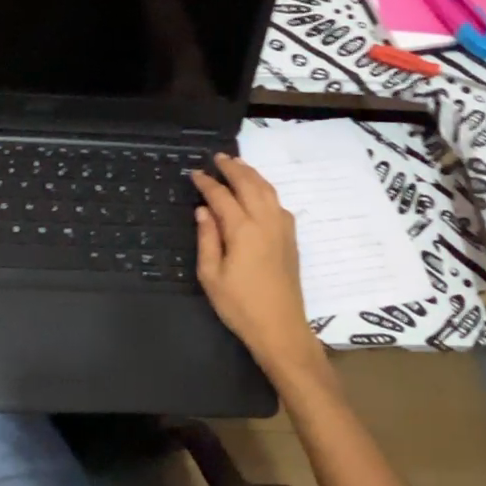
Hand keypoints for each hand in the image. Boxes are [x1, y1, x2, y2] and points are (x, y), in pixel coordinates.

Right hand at [192, 154, 322, 371]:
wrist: (280, 328)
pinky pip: (278, 203)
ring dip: (252, 174)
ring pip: (268, 190)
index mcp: (242, 230)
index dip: (207, 183)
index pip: (222, 196)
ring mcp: (282, 228)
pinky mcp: (291, 238)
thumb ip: (207, 239)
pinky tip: (259, 192)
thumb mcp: (211, 275)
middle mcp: (265, 221)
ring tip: (238, 165)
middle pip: (249, 184)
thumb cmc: (240, 305)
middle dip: (233, 168)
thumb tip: (203, 211)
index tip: (194, 174)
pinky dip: (266, 189)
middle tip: (218, 158)